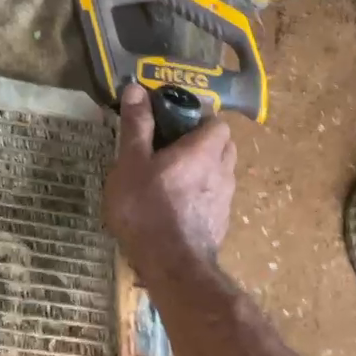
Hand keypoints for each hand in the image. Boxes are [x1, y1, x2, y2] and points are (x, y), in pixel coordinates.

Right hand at [103, 84, 238, 283]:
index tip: (174, 121)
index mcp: (204, 151)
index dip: (200, 118)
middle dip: (204, 142)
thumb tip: (137, 88)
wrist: (171, 267)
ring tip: (171, 176)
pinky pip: (214, 199)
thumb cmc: (147, 207)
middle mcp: (223, 173)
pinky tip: (175, 205)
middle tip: (171, 145)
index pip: (219, 123)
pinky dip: (200, 195)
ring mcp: (224, 202)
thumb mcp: (131, 162)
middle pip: (224, 147)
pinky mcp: (220, 226)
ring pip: (221, 174)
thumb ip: (137, 126)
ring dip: (203, 169)